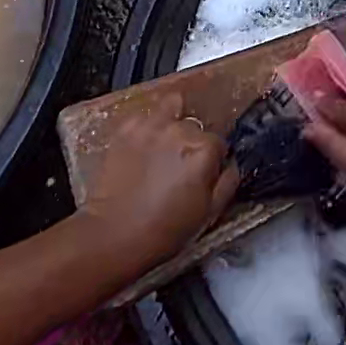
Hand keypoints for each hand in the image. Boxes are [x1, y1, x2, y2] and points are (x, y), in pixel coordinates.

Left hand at [79, 93, 237, 268]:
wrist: (113, 236)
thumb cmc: (166, 229)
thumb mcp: (210, 212)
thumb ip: (229, 181)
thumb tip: (232, 163)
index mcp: (205, 149)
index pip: (218, 142)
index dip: (211, 160)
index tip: (201, 175)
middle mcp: (181, 129)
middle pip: (195, 127)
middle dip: (190, 143)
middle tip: (178, 167)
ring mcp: (152, 125)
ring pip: (172, 109)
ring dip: (171, 125)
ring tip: (161, 149)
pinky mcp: (126, 128)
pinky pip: (145, 117)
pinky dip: (147, 127)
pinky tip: (142, 148)